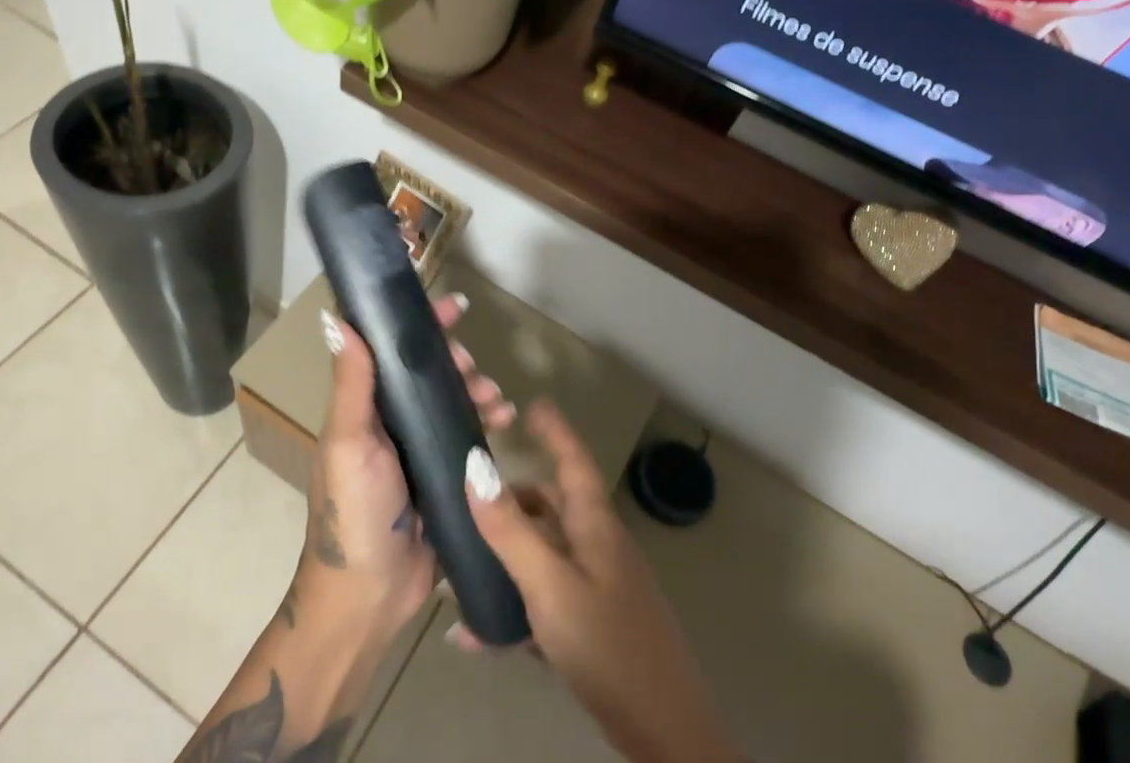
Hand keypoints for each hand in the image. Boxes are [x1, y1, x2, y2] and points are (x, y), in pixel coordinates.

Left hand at [286, 294, 515, 636]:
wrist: (370, 596)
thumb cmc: (354, 513)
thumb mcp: (349, 443)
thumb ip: (351, 384)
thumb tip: (336, 319)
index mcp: (362, 411)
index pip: (388, 353)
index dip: (417, 326)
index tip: (453, 307)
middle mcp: (388, 425)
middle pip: (426, 375)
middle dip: (454, 362)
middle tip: (474, 367)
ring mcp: (417, 453)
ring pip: (451, 404)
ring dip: (475, 390)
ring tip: (496, 397)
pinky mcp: (443, 481)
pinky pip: (468, 439)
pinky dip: (487, 421)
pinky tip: (506, 419)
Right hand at [456, 403, 735, 762]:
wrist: (663, 725)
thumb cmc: (605, 643)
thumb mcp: (549, 584)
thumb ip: (510, 529)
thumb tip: (475, 465)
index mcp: (596, 528)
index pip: (575, 463)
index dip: (556, 431)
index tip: (535, 403)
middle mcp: (601, 550)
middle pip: (557, 508)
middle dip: (518, 499)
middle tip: (474, 497)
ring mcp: (602, 589)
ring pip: (549, 554)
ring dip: (511, 552)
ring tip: (466, 562)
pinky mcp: (596, 626)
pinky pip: (548, 599)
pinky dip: (516, 603)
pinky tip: (478, 633)